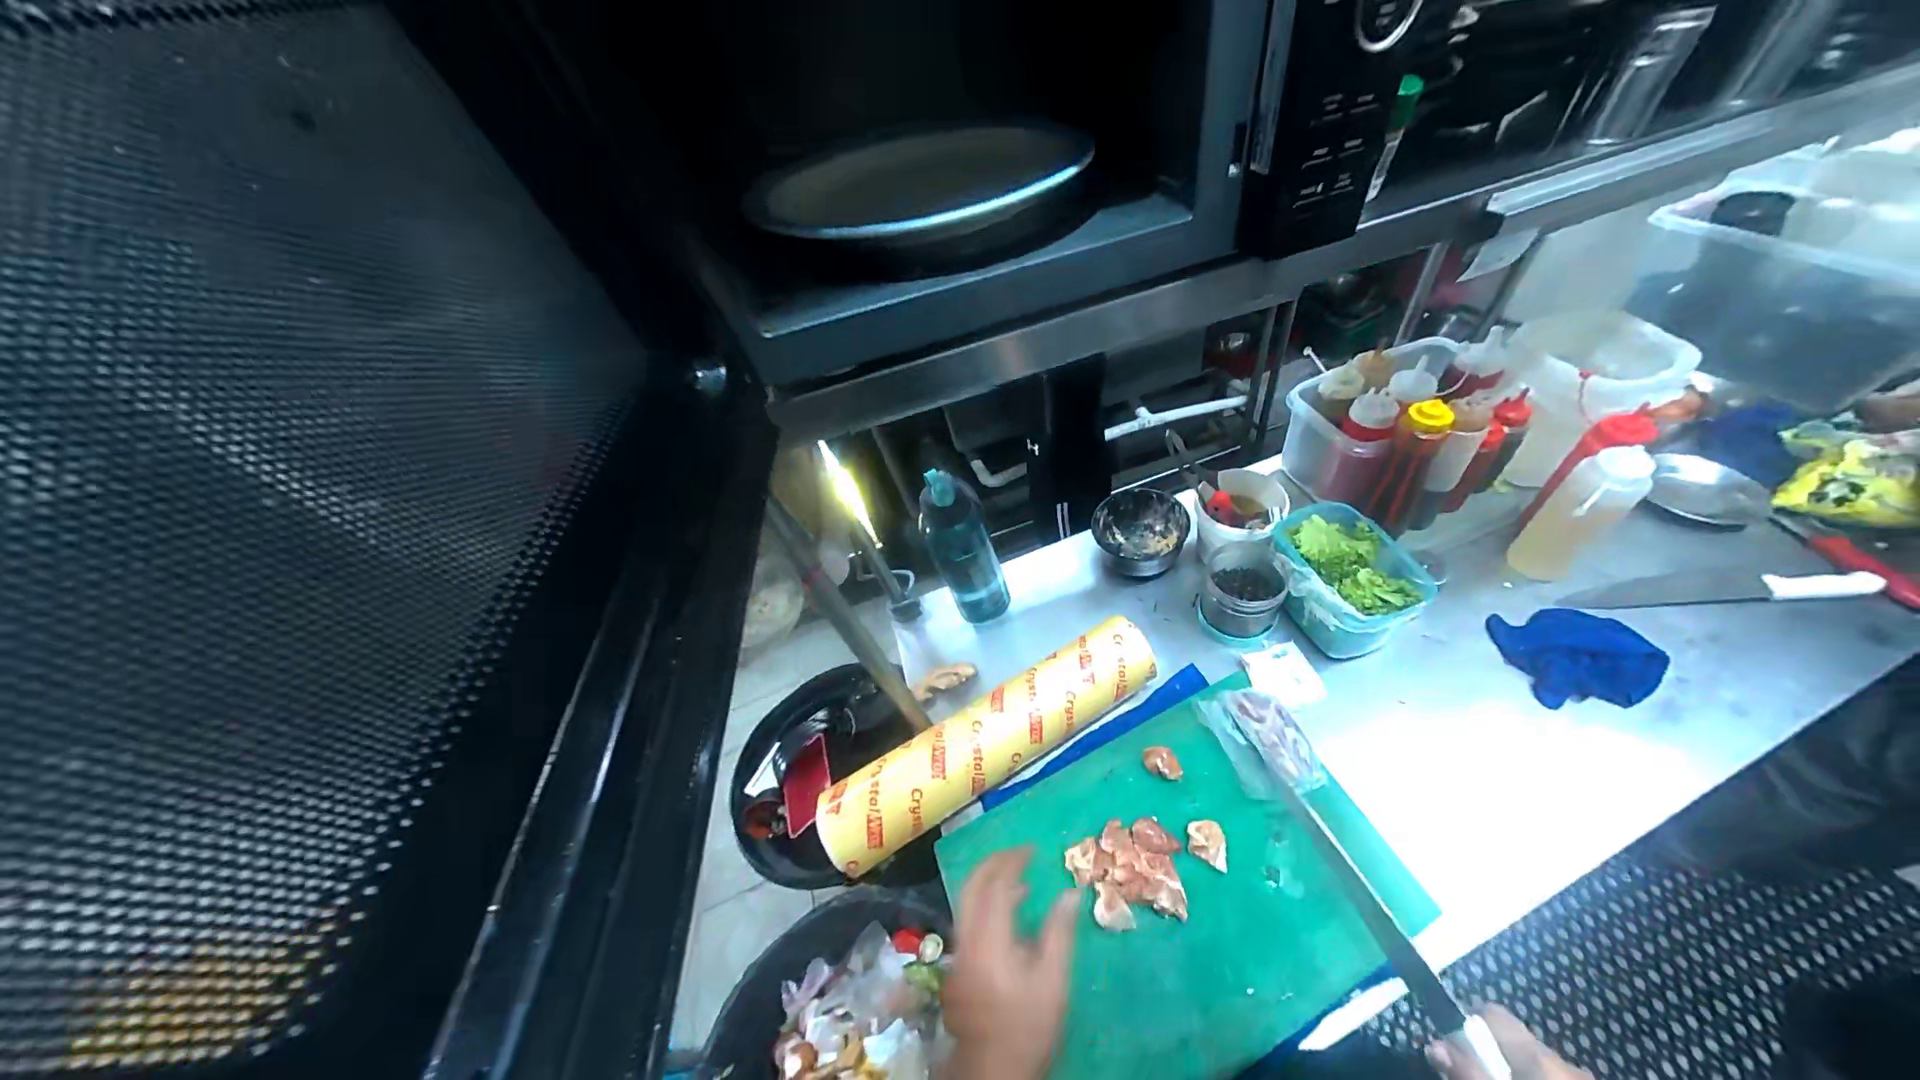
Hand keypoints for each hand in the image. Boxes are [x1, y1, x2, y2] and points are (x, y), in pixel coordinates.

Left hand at [943, 848, 1078, 1079]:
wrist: (993, 1069)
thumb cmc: (1028, 1026)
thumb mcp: (1053, 980)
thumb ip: (1060, 932)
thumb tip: (1071, 893)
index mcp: (990, 937)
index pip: (996, 883)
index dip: (1012, 860)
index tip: (1032, 849)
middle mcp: (967, 936)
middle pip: (972, 884)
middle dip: (994, 863)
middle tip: (1019, 853)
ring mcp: (959, 951)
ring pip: (966, 900)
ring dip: (989, 882)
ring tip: (1020, 880)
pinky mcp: (958, 964)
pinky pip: (968, 917)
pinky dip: (986, 903)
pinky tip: (1008, 912)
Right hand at [1426, 1005, 1592, 1079]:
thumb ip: (1467, 1072)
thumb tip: (1434, 1044)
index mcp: (1541, 1057)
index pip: (1494, 1014)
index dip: (1466, 1025)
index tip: (1452, 1050)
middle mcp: (1567, 1064)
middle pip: (1513, 1043)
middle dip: (1488, 1058)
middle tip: (1470, 1079)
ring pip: (1534, 1069)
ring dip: (1511, 1076)